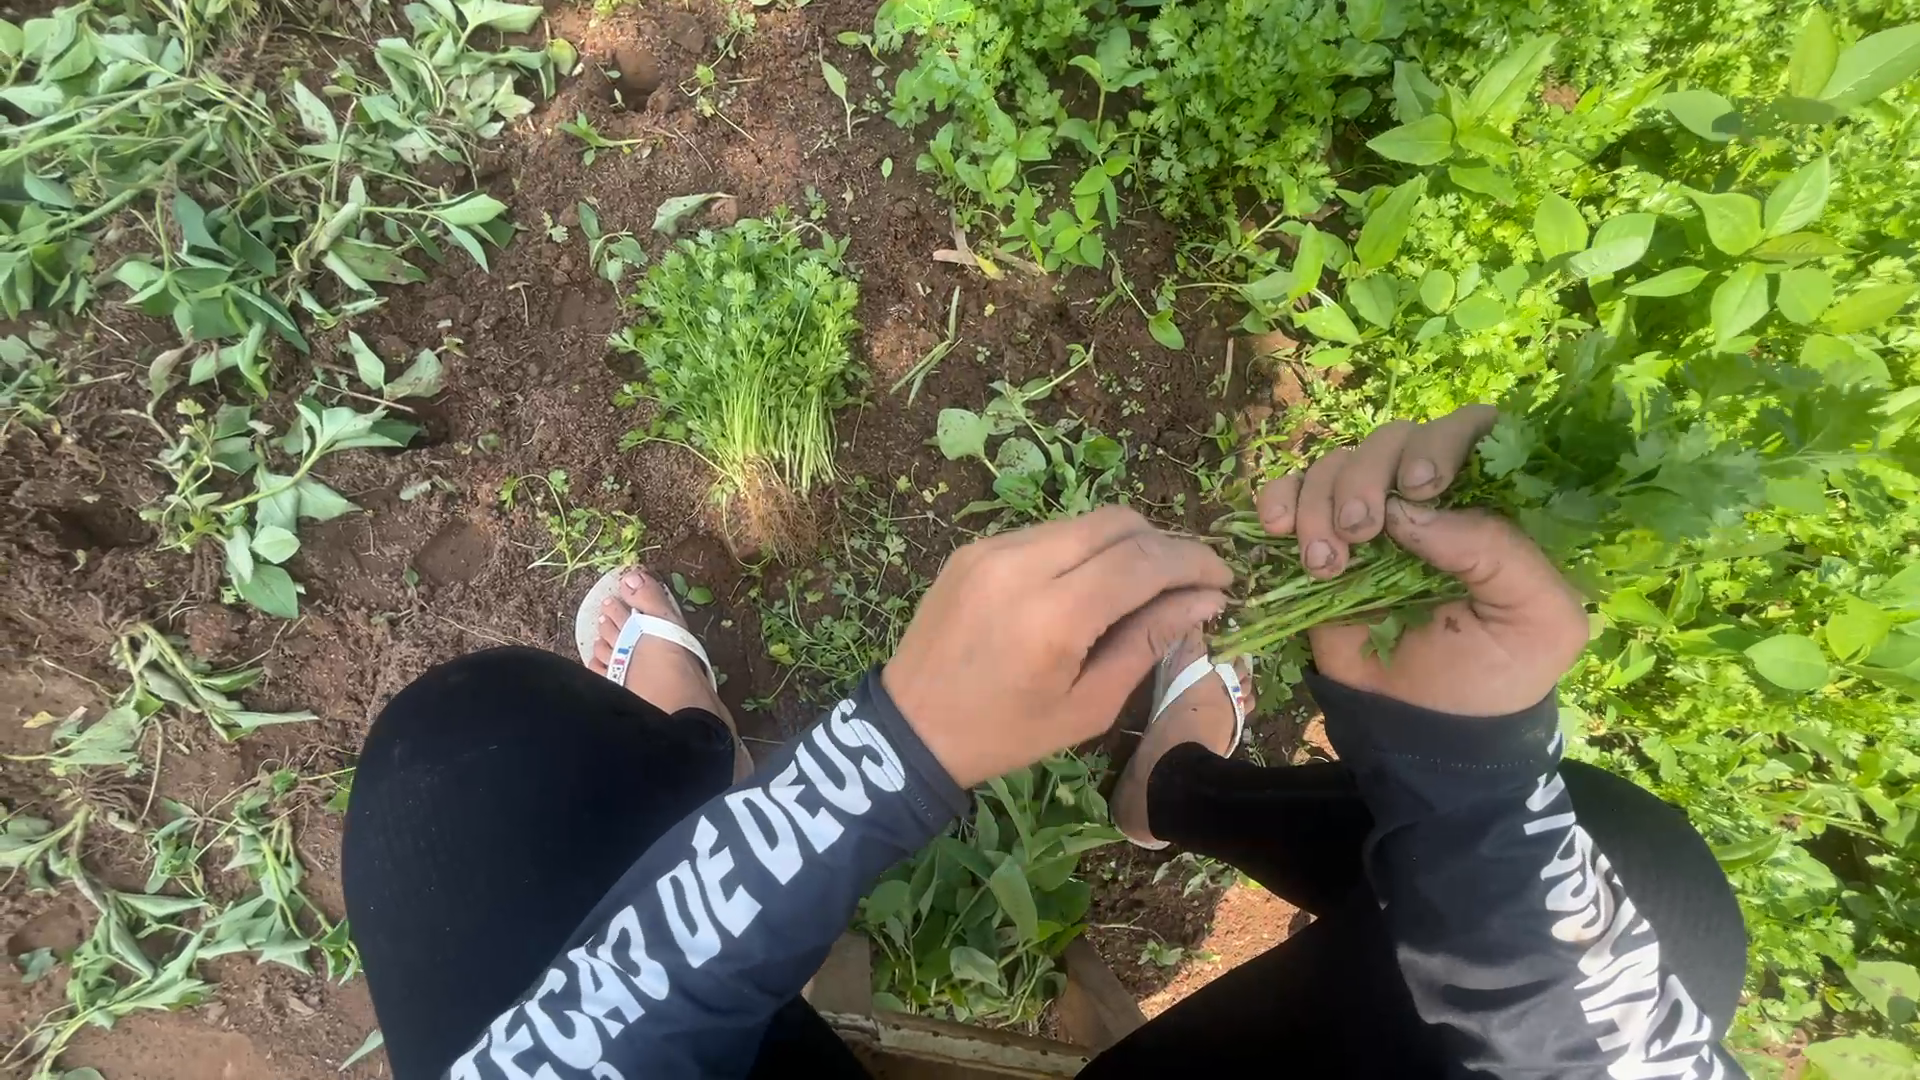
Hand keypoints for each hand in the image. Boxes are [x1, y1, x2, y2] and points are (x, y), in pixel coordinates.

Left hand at [883, 507, 1230, 787]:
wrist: (908, 727)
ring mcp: (990, 548)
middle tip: (1187, 582)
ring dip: (1124, 545)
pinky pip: (1046, 533)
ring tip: (1139, 586)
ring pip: (1083, 522)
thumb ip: (1147, 643)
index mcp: (1052, 616)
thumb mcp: (1086, 707)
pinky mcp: (972, 547)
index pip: (1144, 560)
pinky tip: (1084, 587)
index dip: (1195, 561)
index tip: (1224, 580)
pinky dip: (1080, 550)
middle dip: (1165, 544)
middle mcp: (1020, 564)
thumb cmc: (1003, 734)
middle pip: (1118, 521)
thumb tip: (1205, 600)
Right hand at [1256, 407, 1588, 715]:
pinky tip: (1278, 531)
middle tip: (1360, 536)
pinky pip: (1286, 491)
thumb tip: (1408, 507)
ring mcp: (1361, 516)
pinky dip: (1277, 499)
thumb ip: (1498, 552)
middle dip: (1365, 481)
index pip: (1469, 430)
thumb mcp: (1536, 620)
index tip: (1420, 487)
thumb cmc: (1489, 673)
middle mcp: (1421, 498)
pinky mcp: (1312, 538)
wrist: (1415, 724)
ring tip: (1325, 566)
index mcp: (1486, 504)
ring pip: (1332, 464)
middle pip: (1389, 440)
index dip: (1440, 442)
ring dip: (1319, 506)